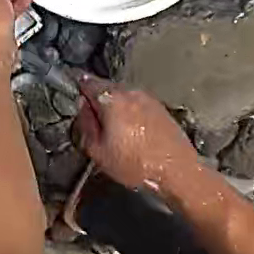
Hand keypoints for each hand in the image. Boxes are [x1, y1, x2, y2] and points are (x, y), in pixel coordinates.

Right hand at [72, 75, 201, 196]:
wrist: (177, 172)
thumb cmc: (135, 164)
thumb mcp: (98, 151)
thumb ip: (85, 124)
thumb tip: (82, 107)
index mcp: (111, 99)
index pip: (87, 81)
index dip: (78, 90)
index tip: (76, 101)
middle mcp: (130, 92)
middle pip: (106, 87)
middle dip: (97, 100)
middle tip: (94, 121)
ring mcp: (148, 98)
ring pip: (123, 96)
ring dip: (115, 107)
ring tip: (114, 131)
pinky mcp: (161, 108)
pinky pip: (137, 105)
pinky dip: (130, 113)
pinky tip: (132, 132)